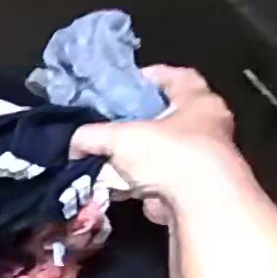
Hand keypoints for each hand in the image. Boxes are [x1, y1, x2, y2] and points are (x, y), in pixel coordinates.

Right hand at [68, 65, 245, 224]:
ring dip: (128, 150)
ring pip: (155, 145)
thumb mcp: (118, 136)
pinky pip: (151, 172)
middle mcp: (204, 124)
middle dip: (133, 117)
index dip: (151, 75)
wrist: (197, 202)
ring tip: (98, 152)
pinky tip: (106, 179)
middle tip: (104, 119)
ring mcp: (197, 154)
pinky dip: (129, 175)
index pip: (178, 77)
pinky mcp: (185, 181)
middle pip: (164, 113)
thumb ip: (89, 135)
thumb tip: (73, 145)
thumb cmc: (168, 155)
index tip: (123, 82)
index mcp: (198, 103)